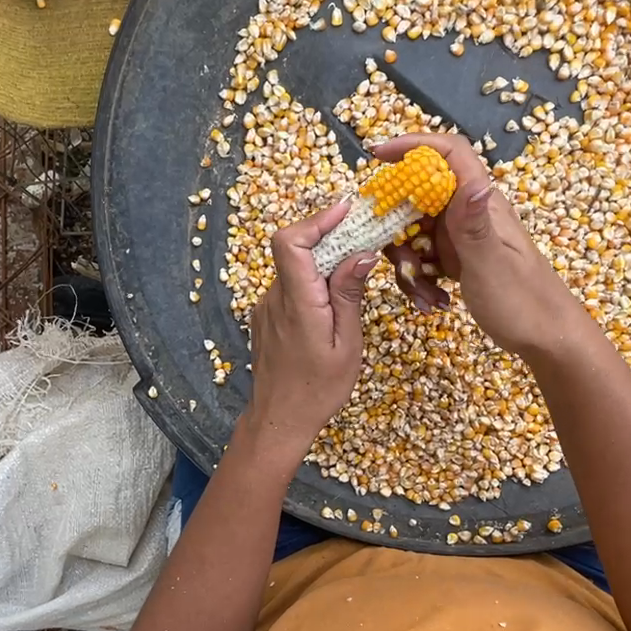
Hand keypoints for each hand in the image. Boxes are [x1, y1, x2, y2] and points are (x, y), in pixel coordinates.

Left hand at [244, 196, 375, 447]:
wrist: (278, 419)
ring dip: (322, 260)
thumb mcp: (347, 346)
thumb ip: (349, 296)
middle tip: (364, 235)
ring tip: (354, 269)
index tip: (347, 211)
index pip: (290, 243)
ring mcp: (265, 307)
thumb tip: (362, 253)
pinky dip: (311, 280)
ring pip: (293, 267)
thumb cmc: (318, 390)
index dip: (316, 220)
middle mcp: (274, 299)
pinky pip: (289, 286)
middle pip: (294, 248)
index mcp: (297, 304)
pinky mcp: (265, 316)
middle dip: (329, 236)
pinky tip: (332, 298)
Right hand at [373, 134, 594, 360]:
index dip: (412, 146)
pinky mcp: (457, 260)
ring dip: (406, 263)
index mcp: (481, 203)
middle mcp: (469, 213)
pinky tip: (431, 302)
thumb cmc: (523, 302)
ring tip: (422, 294)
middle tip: (397, 261)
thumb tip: (473, 181)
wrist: (546, 337)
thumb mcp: (492, 265)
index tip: (377, 156)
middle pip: (418, 197)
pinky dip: (417, 279)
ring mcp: (462, 237)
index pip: (449, 154)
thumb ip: (474, 225)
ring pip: (415, 232)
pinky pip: (423, 258)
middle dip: (396, 227)